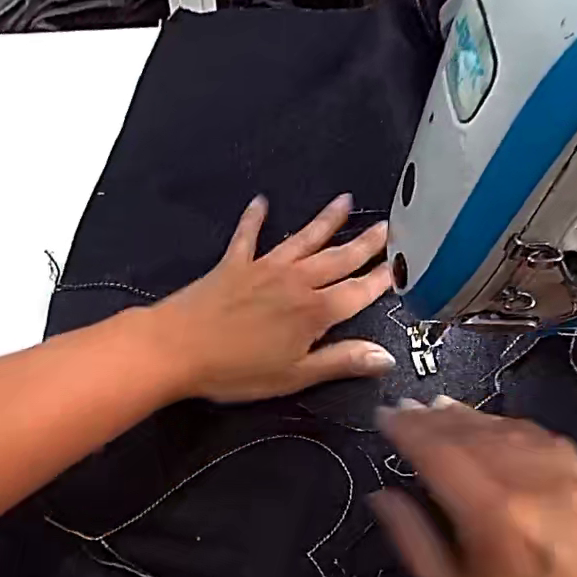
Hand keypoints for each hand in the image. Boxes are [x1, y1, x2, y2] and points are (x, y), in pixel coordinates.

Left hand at [150, 194, 397, 403]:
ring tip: (344, 201)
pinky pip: (248, 235)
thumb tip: (386, 357)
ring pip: (304, 239)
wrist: (175, 348)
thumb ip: (342, 362)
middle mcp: (295, 282)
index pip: (359, 291)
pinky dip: (255, 218)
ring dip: (326, 221)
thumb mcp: (296, 375)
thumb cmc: (236, 369)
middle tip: (386, 227)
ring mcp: (264, 268)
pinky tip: (261, 201)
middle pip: (338, 258)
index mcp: (314, 311)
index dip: (382, 279)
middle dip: (365, 243)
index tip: (401, 266)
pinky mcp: (234, 264)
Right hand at [370, 398, 576, 576]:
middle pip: (477, 434)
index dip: (408, 429)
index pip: (438, 451)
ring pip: (517, 431)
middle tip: (410, 409)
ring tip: (447, 412)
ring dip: (477, 419)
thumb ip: (417, 546)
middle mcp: (539, 485)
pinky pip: (553, 446)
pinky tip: (506, 433)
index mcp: (495, 517)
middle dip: (437, 418)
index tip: (386, 416)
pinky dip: (519, 431)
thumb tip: (385, 498)